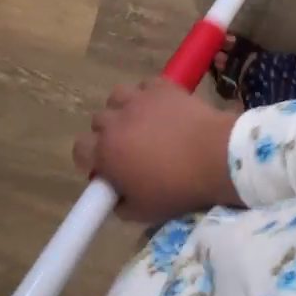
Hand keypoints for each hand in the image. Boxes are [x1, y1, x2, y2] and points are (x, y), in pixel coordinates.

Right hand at [73, 76, 243, 222]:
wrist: (215, 156)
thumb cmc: (177, 188)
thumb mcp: (143, 211)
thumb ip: (120, 204)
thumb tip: (115, 197)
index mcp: (105, 151)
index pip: (80, 148)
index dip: (89, 157)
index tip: (103, 167)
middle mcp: (116, 120)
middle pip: (99, 120)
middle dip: (108, 133)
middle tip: (127, 147)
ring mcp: (140, 99)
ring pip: (118, 95)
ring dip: (124, 108)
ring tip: (141, 121)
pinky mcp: (163, 86)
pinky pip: (146, 84)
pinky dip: (150, 95)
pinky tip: (162, 108)